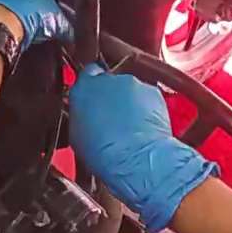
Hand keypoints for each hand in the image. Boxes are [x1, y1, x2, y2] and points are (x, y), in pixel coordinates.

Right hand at [69, 64, 218, 232]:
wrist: (136, 158)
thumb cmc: (102, 153)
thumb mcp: (78, 134)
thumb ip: (82, 113)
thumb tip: (88, 112)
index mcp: (84, 88)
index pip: (88, 74)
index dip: (93, 85)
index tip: (94, 97)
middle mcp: (108, 79)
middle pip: (110, 81)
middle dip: (112, 95)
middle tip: (113, 117)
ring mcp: (132, 83)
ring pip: (130, 89)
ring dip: (130, 101)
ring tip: (132, 126)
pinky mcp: (153, 91)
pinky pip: (147, 96)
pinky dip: (147, 107)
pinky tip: (146, 126)